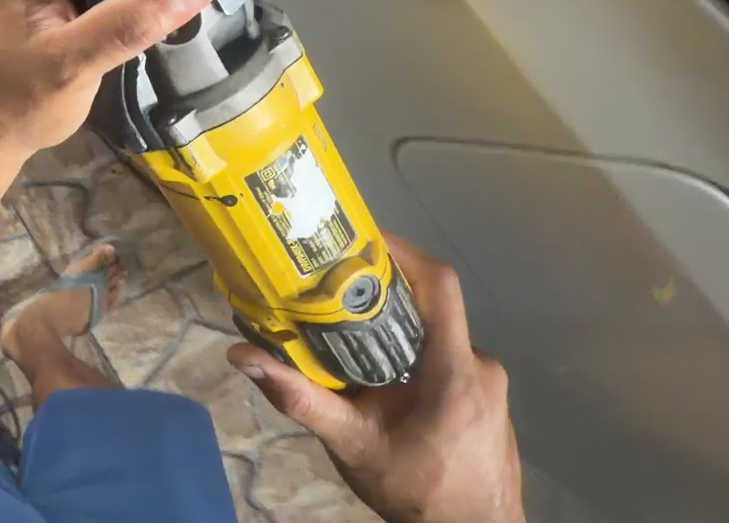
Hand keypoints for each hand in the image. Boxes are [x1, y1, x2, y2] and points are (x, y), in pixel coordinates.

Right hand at [228, 237, 524, 522]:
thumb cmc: (417, 491)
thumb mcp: (351, 445)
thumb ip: (299, 398)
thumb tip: (240, 354)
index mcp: (455, 369)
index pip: (438, 284)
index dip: (399, 250)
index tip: (353, 237)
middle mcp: (480, 366)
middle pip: (426, 303)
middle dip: (376, 289)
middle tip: (326, 286)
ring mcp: (488, 383)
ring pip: (431, 330)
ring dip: (388, 323)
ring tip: (339, 330)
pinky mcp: (485, 398)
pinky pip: (442, 353)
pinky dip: (406, 348)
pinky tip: (372, 371)